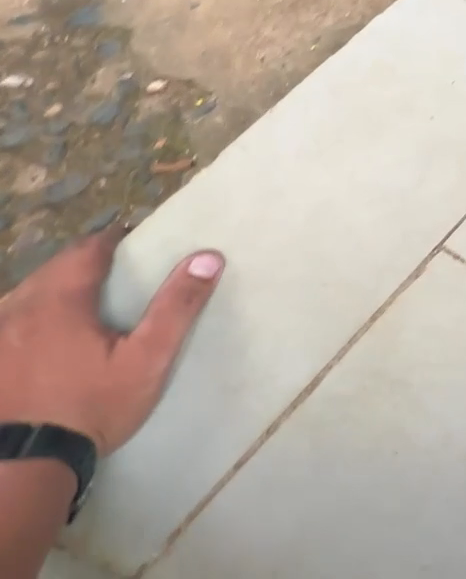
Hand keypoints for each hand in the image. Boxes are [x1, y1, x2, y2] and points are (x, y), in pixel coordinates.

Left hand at [0, 231, 222, 453]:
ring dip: (49, 288)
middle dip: (79, 262)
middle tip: (111, 265)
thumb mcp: (149, 357)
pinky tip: (37, 332)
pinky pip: (5, 324)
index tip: (130, 236)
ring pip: (19, 298)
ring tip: (77, 296)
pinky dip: (25, 315)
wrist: (21, 466)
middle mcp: (14, 316)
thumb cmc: (92, 406)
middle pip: (47, 272)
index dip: (108, 240)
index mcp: (58, 306)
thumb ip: (177, 305)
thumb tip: (207, 256)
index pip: (83, 254)